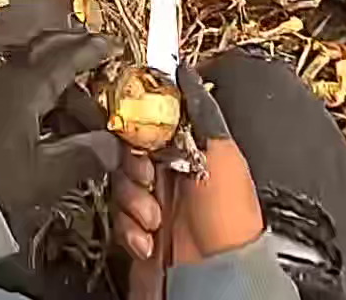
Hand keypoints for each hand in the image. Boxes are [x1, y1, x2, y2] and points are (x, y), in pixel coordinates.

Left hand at [0, 29, 124, 243]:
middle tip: (101, 61)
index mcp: (25, 84)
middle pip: (49, 51)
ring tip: (88, 119)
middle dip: (76, 53)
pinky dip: (48, 97)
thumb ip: (83, 155)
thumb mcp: (45, 173)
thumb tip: (114, 147)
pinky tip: (62, 126)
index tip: (113, 46)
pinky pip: (26, 85)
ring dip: (65, 87)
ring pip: (38, 71)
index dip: (91, 50)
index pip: (65, 56)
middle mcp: (10, 75)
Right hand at [111, 65, 263, 263]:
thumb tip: (182, 67)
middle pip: (127, 146)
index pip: (149, 117)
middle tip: (148, 178)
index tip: (136, 127)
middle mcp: (168, 170)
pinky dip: (129, 228)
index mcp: (187, 145)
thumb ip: (199, 107)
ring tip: (153, 216)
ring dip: (131, 198)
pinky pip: (116, 216)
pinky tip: (148, 238)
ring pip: (118, 180)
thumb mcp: (219, 150)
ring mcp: (152, 201)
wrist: (219, 281)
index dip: (138, 119)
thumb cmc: (228, 216)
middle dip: (130, 162)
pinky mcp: (137, 231)